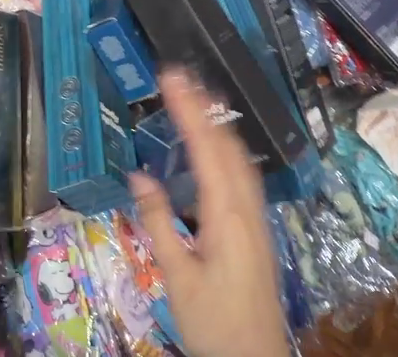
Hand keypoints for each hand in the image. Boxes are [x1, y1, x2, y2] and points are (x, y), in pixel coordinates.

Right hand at [129, 69, 291, 356]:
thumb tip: (138, 176)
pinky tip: (219, 149)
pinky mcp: (258, 231)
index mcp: (226, 215)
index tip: (171, 76)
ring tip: (199, 98)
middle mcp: (247, 209)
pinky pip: (245, 175)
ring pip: (241, 159)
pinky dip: (229, 149)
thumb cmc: (213, 321)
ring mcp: (257, 220)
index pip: (206, 149)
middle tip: (180, 76)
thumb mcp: (176, 276)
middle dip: (205, 107)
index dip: (189, 109)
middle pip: (228, 146)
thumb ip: (159, 223)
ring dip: (219, 124)